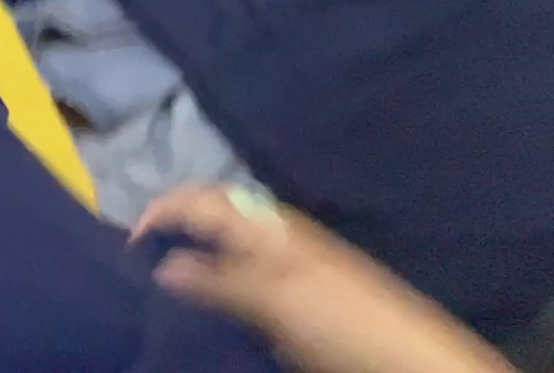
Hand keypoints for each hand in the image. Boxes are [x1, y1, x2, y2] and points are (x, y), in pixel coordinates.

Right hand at [134, 185, 514, 372]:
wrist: (424, 365)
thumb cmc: (340, 319)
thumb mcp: (271, 299)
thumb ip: (213, 276)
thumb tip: (157, 263)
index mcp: (259, 219)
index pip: (192, 198)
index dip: (157, 213)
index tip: (129, 244)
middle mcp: (269, 225)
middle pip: (205, 210)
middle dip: (172, 224)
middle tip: (144, 255)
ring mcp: (288, 251)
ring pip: (222, 235)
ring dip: (193, 246)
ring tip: (170, 272)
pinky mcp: (300, 278)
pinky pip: (242, 259)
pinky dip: (216, 265)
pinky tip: (212, 288)